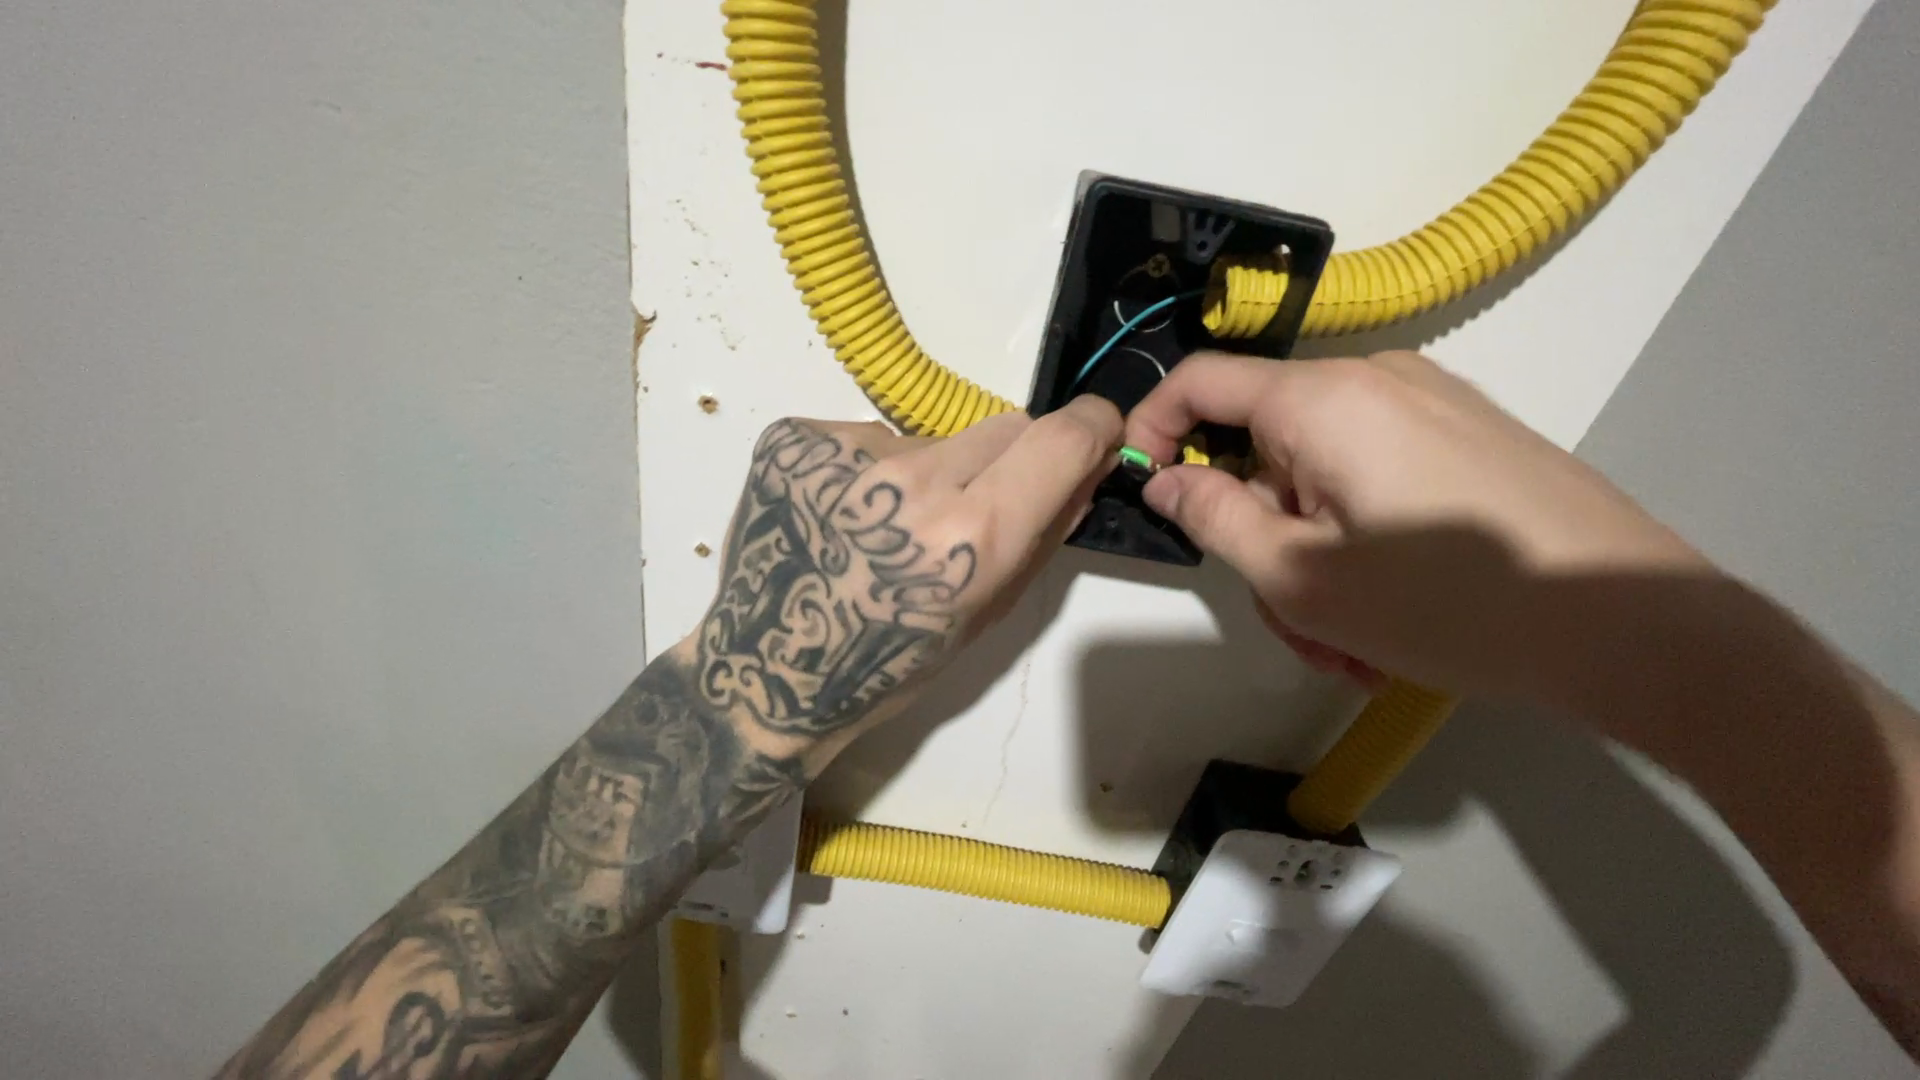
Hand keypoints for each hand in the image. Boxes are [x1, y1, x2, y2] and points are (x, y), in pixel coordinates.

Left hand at [693, 395, 1121, 756]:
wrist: (764, 671)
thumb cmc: (885, 665)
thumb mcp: (984, 615)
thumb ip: (1042, 535)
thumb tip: (1086, 469)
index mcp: (968, 536)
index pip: (1060, 439)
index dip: (1092, 427)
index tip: (1094, 434)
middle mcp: (910, 479)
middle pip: (1003, 427)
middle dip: (1010, 461)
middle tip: (971, 509)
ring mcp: (845, 452)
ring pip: (933, 436)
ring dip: (933, 470)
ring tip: (888, 528)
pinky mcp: (795, 438)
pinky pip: (870, 439)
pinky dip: (872, 470)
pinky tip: (841, 519)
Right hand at [1124, 351, 1707, 703]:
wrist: (1638, 628)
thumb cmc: (1445, 603)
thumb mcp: (1300, 576)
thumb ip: (1212, 519)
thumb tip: (1161, 479)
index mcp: (1321, 399)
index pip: (1200, 381)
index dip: (1153, 428)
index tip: (1145, 492)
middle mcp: (1373, 379)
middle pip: (1263, 443)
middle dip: (1257, 530)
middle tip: (1287, 615)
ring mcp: (1427, 404)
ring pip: (1317, 474)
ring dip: (1310, 551)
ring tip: (1348, 637)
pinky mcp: (1464, 436)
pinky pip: (1371, 477)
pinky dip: (1355, 538)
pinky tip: (1389, 607)